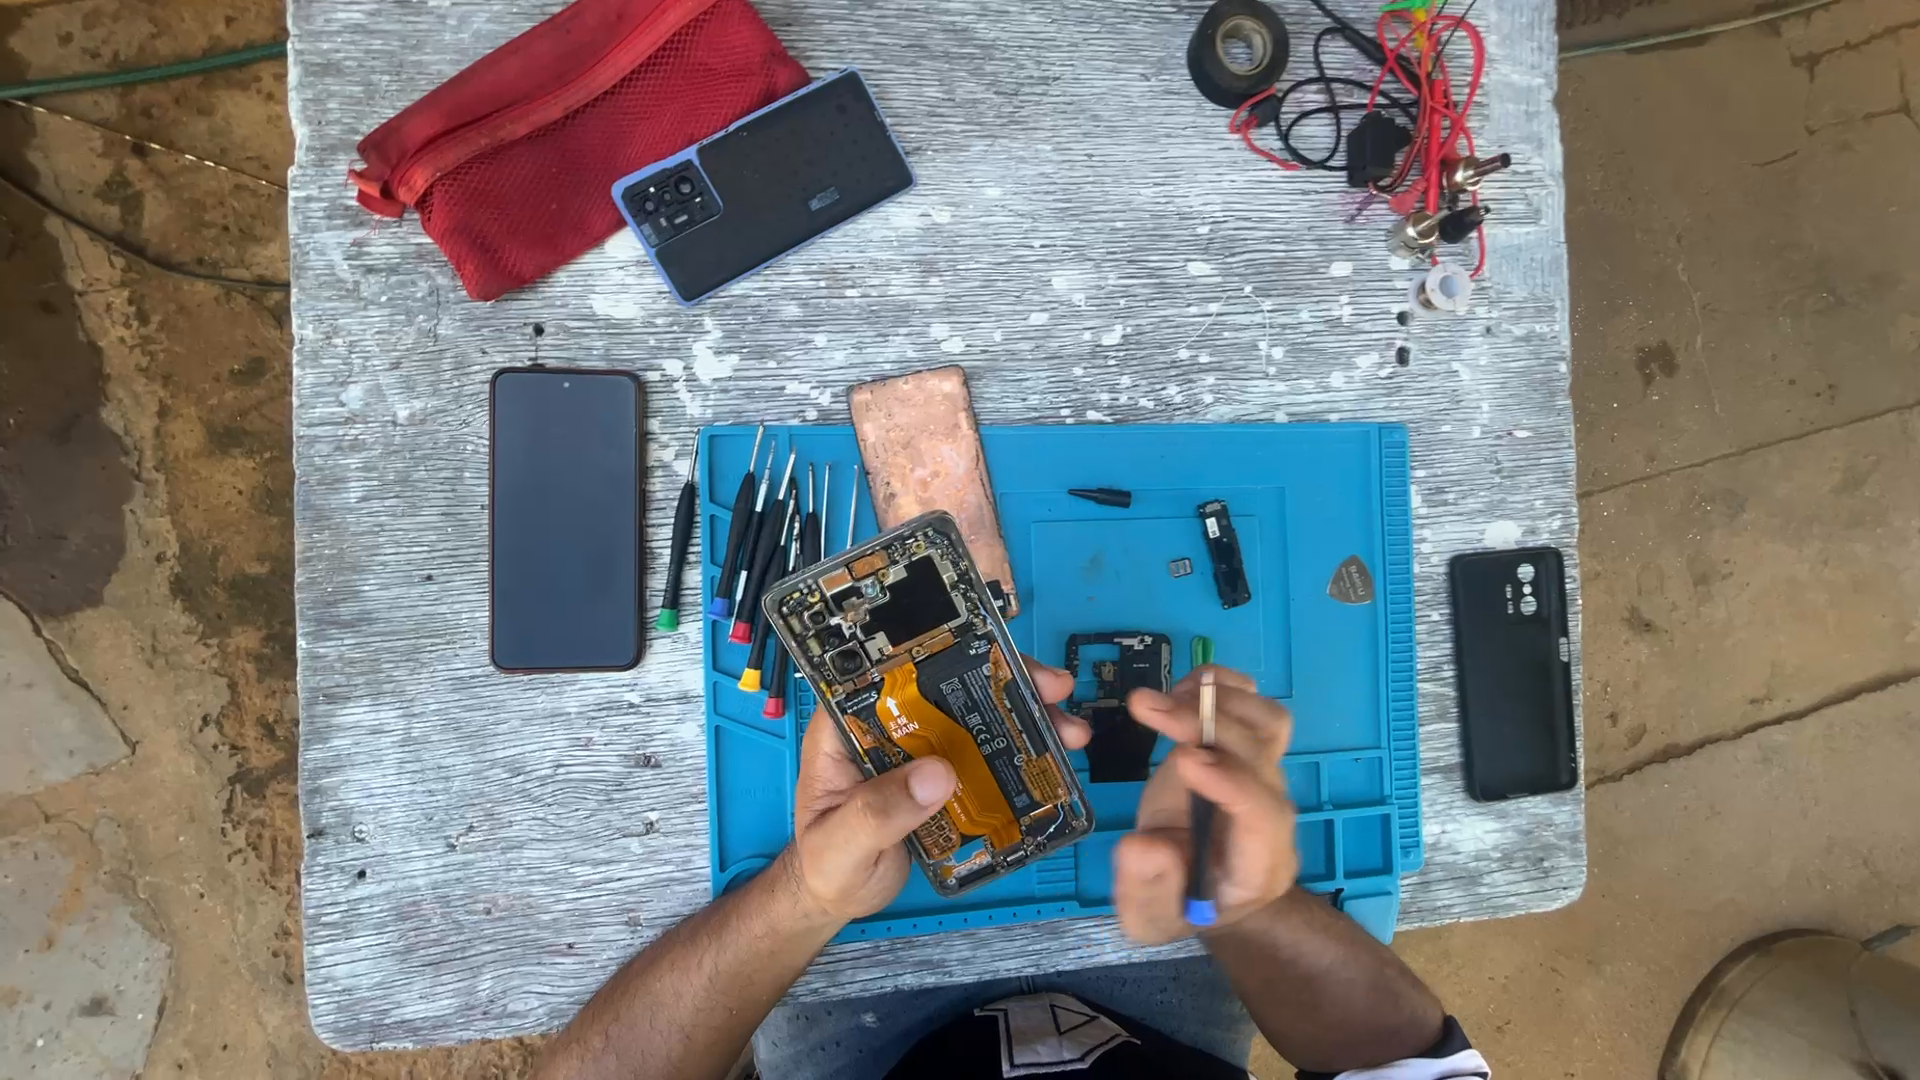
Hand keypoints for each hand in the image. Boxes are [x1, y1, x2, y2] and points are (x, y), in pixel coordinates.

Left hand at [786, 656, 1091, 921]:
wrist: (837, 898)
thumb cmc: (825, 867)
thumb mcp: (841, 845)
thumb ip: (878, 812)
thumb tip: (939, 773)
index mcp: (850, 726)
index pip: (894, 673)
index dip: (943, 656)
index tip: (990, 657)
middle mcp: (888, 726)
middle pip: (947, 684)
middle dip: (1003, 679)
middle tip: (1052, 688)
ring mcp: (919, 748)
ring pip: (974, 714)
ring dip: (1022, 713)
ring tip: (1067, 728)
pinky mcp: (943, 773)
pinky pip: (985, 752)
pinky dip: (1019, 750)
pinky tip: (1052, 755)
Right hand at [1112, 665, 1298, 942]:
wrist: (1209, 885)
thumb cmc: (1179, 902)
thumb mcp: (1148, 916)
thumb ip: (1145, 887)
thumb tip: (1147, 845)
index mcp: (1255, 862)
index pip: (1263, 815)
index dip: (1230, 781)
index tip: (1183, 759)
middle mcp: (1270, 812)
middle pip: (1259, 754)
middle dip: (1204, 723)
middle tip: (1145, 707)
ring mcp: (1263, 774)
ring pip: (1268, 722)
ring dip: (1218, 698)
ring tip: (1162, 698)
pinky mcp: (1247, 747)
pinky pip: (1254, 705)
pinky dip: (1223, 685)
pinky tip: (1181, 688)